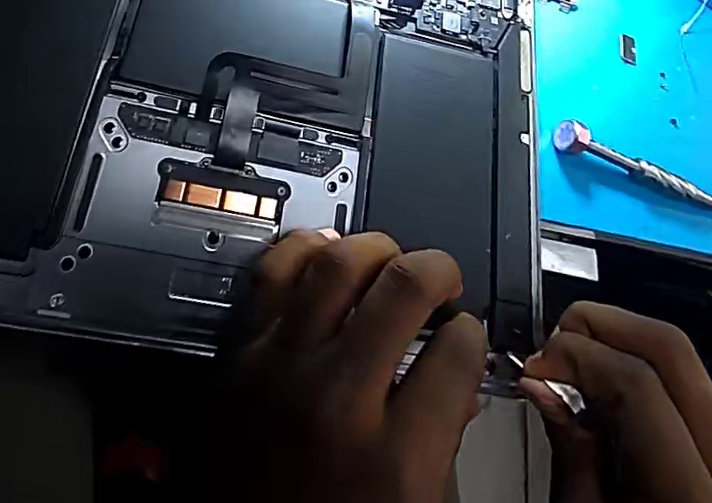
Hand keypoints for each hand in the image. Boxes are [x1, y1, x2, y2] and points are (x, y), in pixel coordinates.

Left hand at [217, 230, 488, 502]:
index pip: (455, 357)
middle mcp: (337, 401)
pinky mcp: (240, 351)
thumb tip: (456, 385)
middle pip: (401, 290)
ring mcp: (282, 366)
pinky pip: (273, 272)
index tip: (464, 329)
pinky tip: (323, 249)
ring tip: (389, 256)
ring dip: (375, 248)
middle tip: (441, 274)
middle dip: (435, 269)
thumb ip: (439, 447)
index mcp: (394, 463)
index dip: (470, 334)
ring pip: (338, 265)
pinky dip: (303, 247)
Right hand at [516, 302, 711, 502]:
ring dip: (616, 346)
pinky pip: (687, 396)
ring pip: (684, 367)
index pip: (637, 383)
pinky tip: (601, 398)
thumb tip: (541, 382)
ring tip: (572, 370)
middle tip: (556, 343)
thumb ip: (571, 453)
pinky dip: (635, 376)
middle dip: (600, 324)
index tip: (536, 365)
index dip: (574, 355)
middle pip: (674, 352)